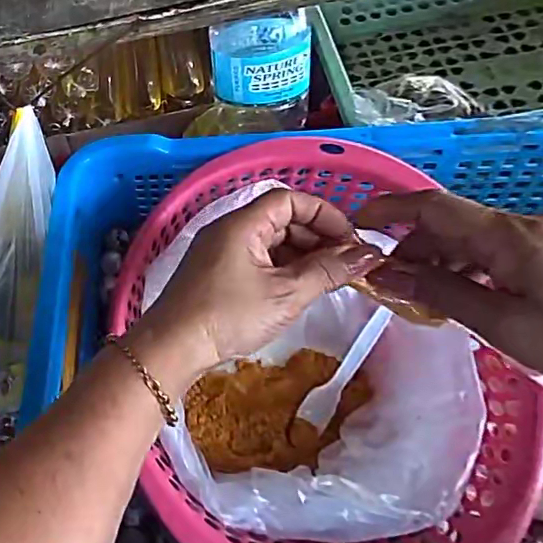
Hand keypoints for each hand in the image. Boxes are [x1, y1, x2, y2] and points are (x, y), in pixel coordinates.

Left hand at [131, 188, 383, 392]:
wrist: (174, 343)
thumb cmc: (228, 315)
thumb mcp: (286, 293)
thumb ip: (329, 270)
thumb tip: (368, 254)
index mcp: (241, 224)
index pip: (288, 199)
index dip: (324, 214)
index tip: (351, 241)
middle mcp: (227, 230)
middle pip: (280, 217)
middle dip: (317, 236)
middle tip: (347, 264)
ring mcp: (219, 250)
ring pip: (270, 239)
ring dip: (302, 253)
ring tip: (329, 279)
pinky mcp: (216, 270)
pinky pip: (257, 256)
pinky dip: (282, 266)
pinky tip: (300, 287)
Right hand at [353, 190, 542, 417]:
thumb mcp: (508, 327)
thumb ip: (442, 293)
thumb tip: (386, 274)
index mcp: (515, 236)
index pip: (434, 207)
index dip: (388, 208)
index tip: (354, 224)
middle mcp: (537, 225)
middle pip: (458, 223)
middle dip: (417, 247)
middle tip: (395, 283)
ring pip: (485, 238)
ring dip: (450, 260)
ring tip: (437, 297)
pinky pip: (514, 250)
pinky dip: (483, 267)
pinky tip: (483, 297)